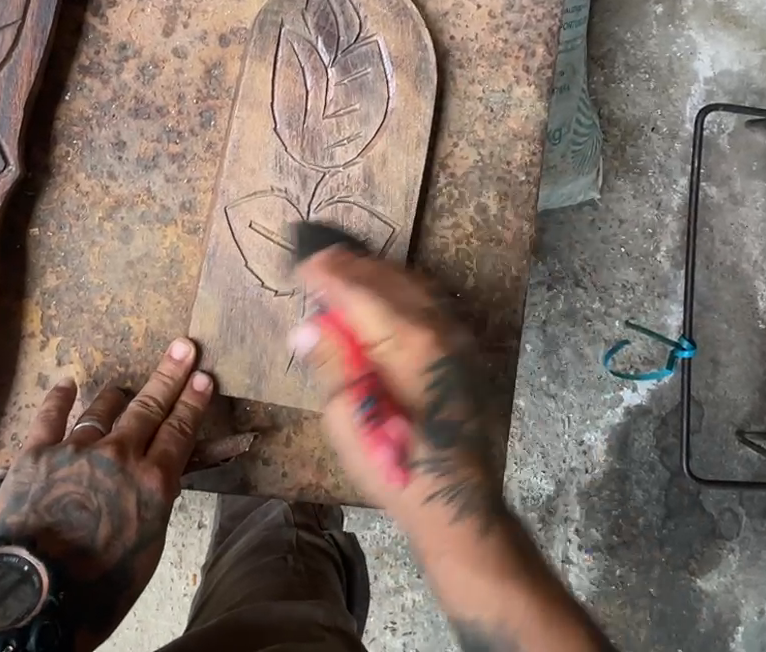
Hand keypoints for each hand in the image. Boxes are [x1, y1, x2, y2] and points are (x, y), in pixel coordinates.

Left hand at [0, 338, 214, 651]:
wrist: (32, 599)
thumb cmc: (97, 590)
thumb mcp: (147, 550)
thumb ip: (154, 504)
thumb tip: (157, 479)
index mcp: (152, 483)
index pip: (180, 431)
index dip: (193, 401)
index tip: (204, 376)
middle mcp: (120, 455)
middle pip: (150, 407)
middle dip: (170, 375)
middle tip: (184, 346)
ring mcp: (77, 449)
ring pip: (103, 408)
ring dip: (117, 395)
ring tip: (123, 387)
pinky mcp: (37, 453)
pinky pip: (51, 416)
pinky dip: (59, 397)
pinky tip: (66, 383)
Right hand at [295, 252, 617, 651]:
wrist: (460, 505)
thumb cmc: (397, 471)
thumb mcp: (352, 425)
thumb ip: (333, 368)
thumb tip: (307, 328)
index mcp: (408, 346)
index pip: (360, 293)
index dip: (329, 275)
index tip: (303, 264)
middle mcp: (437, 330)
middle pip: (387, 280)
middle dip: (349, 266)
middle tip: (316, 260)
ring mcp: (455, 337)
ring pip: (410, 284)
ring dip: (373, 272)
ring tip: (340, 268)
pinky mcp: (462, 348)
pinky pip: (426, 299)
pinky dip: (397, 286)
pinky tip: (379, 291)